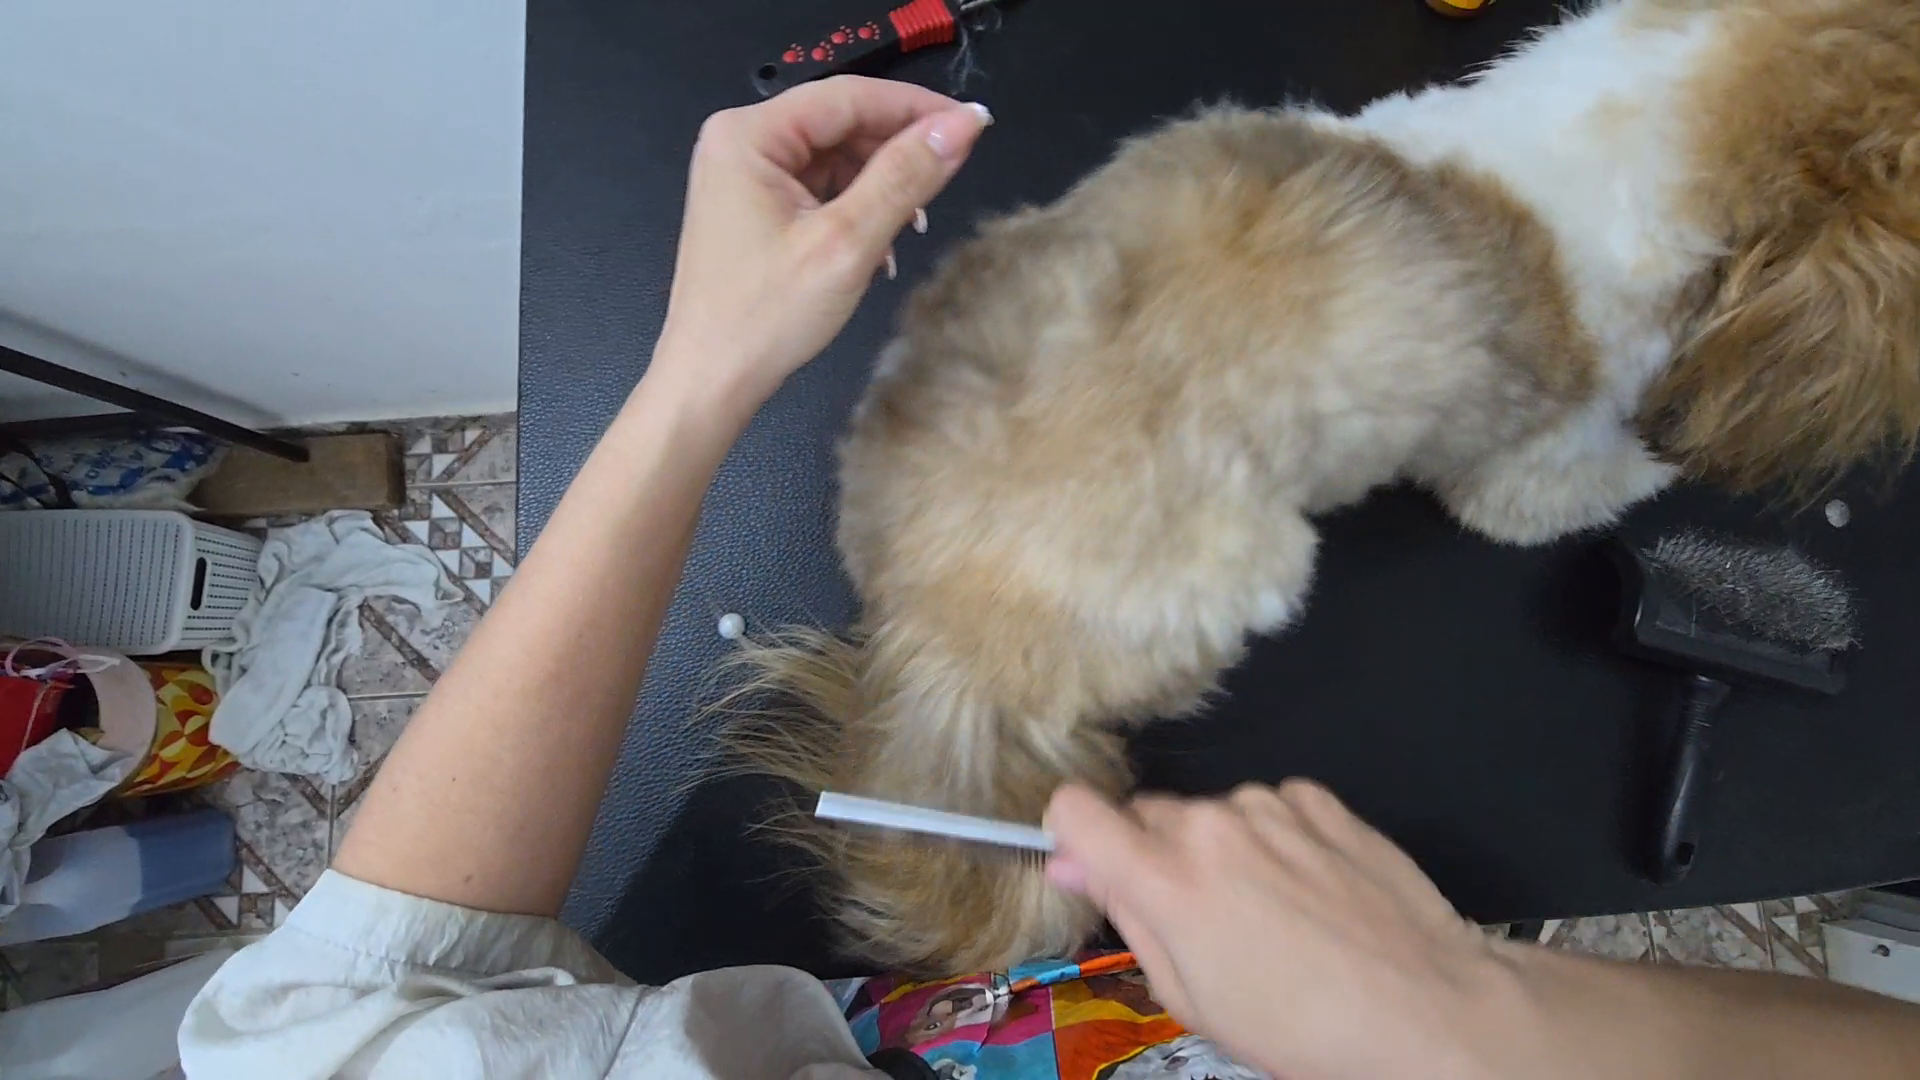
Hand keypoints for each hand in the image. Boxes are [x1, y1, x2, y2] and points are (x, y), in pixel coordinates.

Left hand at [647, 76, 990, 420]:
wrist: (713, 380)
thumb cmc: (767, 316)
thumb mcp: (846, 243)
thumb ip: (904, 178)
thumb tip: (961, 127)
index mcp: (750, 135)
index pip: (848, 97)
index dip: (915, 108)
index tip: (971, 125)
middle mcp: (741, 146)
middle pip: (840, 128)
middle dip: (895, 157)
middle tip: (946, 185)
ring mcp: (746, 183)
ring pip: (834, 165)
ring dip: (879, 192)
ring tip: (909, 230)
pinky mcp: (755, 216)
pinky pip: (819, 197)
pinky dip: (855, 216)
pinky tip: (878, 250)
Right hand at [1044, 781, 1525, 1079]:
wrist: (1434, 1013)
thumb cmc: (1297, 1030)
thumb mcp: (1189, 999)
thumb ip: (1123, 915)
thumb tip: (1069, 862)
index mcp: (1164, 875)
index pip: (1074, 807)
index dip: (1072, 831)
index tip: (1094, 863)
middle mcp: (1205, 820)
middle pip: (1146, 813)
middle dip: (1156, 852)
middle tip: (1205, 910)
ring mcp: (1264, 800)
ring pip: (1209, 812)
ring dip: (1220, 845)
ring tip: (1276, 904)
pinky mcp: (1313, 794)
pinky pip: (1268, 806)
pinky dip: (1275, 835)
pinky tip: (1315, 882)